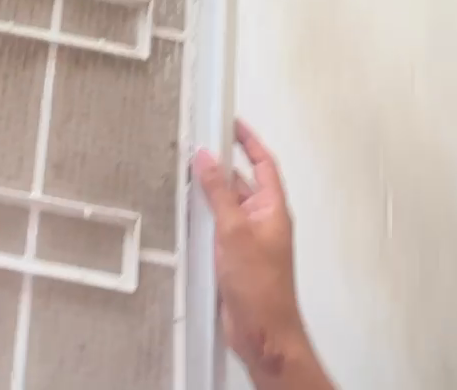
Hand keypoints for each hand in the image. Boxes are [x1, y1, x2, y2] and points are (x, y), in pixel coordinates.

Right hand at [192, 120, 333, 389]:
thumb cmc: (261, 287)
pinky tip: (184, 213)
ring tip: (185, 175)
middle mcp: (262, 220)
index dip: (249, 140)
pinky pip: (215, 224)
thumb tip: (205, 158)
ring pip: (225, 203)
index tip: (231, 121)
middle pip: (240, 181)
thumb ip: (218, 192)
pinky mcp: (232, 255)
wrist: (262, 334)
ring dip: (208, 191)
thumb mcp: (234, 230)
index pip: (263, 163)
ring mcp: (247, 238)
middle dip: (220, 164)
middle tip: (197, 144)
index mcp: (272, 209)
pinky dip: (201, 215)